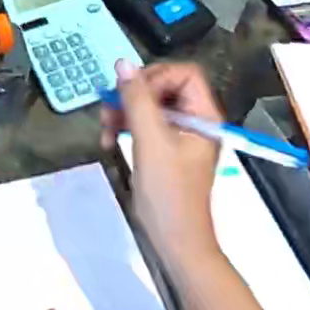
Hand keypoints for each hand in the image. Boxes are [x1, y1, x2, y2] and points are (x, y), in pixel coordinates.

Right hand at [101, 61, 222, 268]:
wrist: (176, 245)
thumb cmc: (169, 195)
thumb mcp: (150, 142)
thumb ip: (137, 100)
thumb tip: (123, 64)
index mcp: (204, 115)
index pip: (183, 73)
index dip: (156, 76)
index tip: (131, 92)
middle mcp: (196, 121)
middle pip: (164, 87)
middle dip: (134, 95)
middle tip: (110, 108)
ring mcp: (181, 137)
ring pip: (151, 105)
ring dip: (126, 111)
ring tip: (106, 127)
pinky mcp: (167, 151)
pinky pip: (146, 125)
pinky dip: (127, 127)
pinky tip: (110, 140)